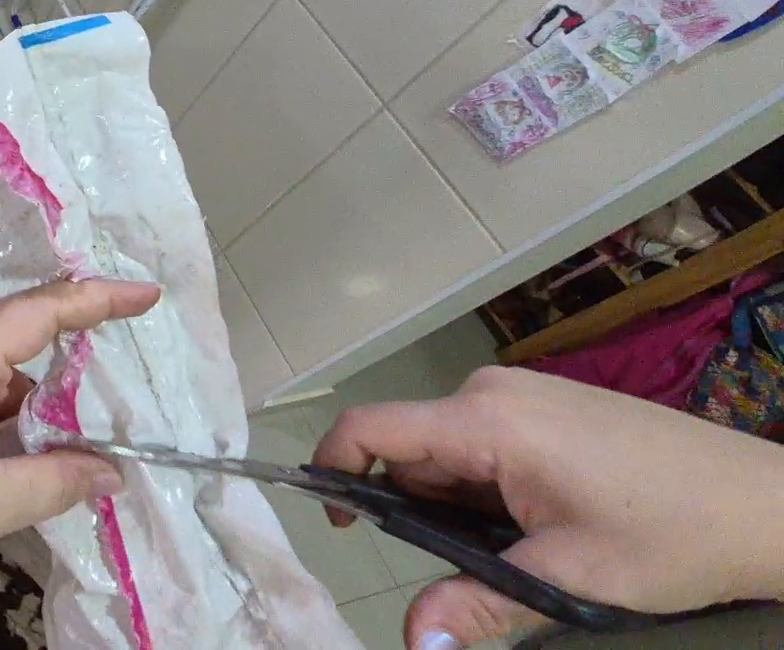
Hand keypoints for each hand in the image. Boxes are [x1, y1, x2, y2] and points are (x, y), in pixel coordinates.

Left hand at [0, 277, 160, 611]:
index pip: (37, 311)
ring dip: (41, 380)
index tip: (146, 293)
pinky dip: (11, 402)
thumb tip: (112, 473)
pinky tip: (41, 428)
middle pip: (17, 325)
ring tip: (97, 396)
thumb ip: (58, 480)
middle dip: (74, 329)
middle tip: (132, 325)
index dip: (95, 298)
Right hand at [314, 365, 783, 648]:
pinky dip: (483, 475)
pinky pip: (477, 433)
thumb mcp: (577, 579)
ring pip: (444, 443)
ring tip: (523, 535)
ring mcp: (513, 387)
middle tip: (472, 554)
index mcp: (482, 421)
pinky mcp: (537, 395)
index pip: (369, 428)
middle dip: (421, 501)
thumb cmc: (678, 538)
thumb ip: (482, 602)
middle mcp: (483, 390)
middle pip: (411, 444)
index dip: (334, 466)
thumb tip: (416, 642)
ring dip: (457, 492)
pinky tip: (539, 508)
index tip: (338, 520)